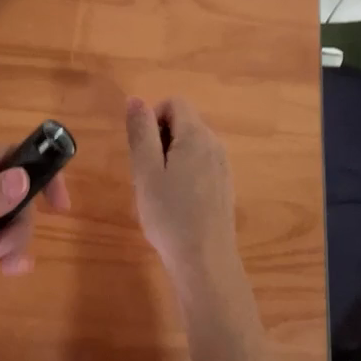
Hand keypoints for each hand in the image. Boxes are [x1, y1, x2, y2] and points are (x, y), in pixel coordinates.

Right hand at [123, 97, 237, 279]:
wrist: (205, 261)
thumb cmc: (170, 215)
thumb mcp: (146, 171)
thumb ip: (141, 132)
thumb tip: (136, 99)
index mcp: (196, 135)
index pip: (174, 102)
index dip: (152, 117)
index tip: (141, 149)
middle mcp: (215, 143)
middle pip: (184, 122)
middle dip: (160, 138)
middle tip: (146, 174)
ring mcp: (223, 165)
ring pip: (191, 144)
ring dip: (171, 157)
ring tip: (159, 191)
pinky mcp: (224, 185)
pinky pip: (201, 164)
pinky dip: (184, 172)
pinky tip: (176, 203)